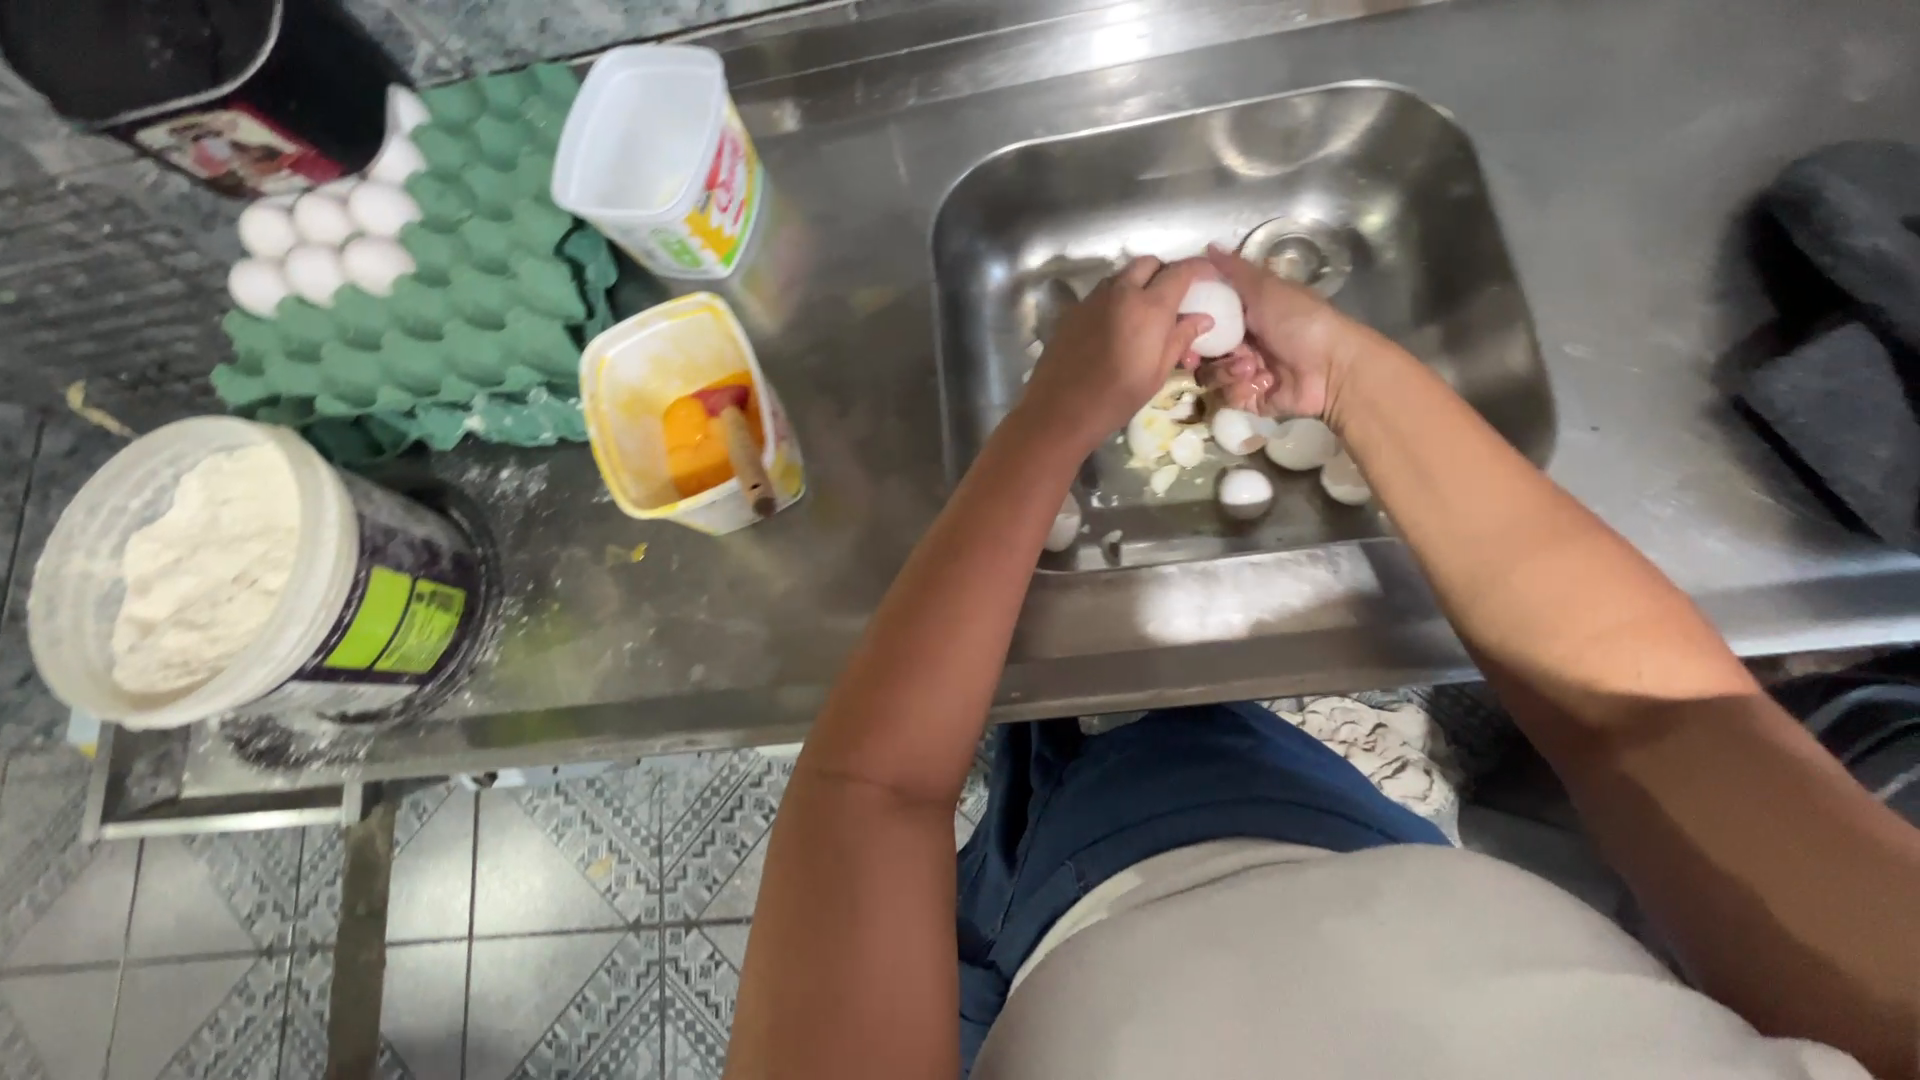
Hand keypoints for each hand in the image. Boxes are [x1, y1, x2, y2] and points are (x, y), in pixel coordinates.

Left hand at [1021, 256, 1210, 447]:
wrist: (1060, 410)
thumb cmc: (1116, 398)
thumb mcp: (1157, 373)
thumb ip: (1180, 339)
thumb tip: (1202, 318)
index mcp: (1149, 306)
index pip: (1181, 271)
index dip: (1200, 268)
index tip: (1210, 275)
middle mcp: (1120, 292)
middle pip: (1148, 264)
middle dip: (1165, 272)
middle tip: (1174, 295)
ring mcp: (1092, 299)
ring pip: (1121, 276)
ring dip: (1138, 283)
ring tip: (1145, 311)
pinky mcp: (1072, 311)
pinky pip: (1100, 294)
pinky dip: (1115, 298)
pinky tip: (1116, 325)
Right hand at [1193, 245, 1364, 420]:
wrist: (1331, 367)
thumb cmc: (1300, 321)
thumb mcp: (1266, 288)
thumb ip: (1235, 270)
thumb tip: (1209, 245)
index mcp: (1245, 316)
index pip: (1205, 319)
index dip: (1190, 323)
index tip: (1181, 325)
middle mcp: (1242, 344)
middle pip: (1201, 351)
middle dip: (1204, 353)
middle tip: (1204, 354)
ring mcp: (1245, 373)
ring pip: (1211, 376)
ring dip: (1228, 371)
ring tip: (1253, 367)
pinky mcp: (1250, 399)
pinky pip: (1228, 397)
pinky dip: (1242, 389)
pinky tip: (1264, 381)